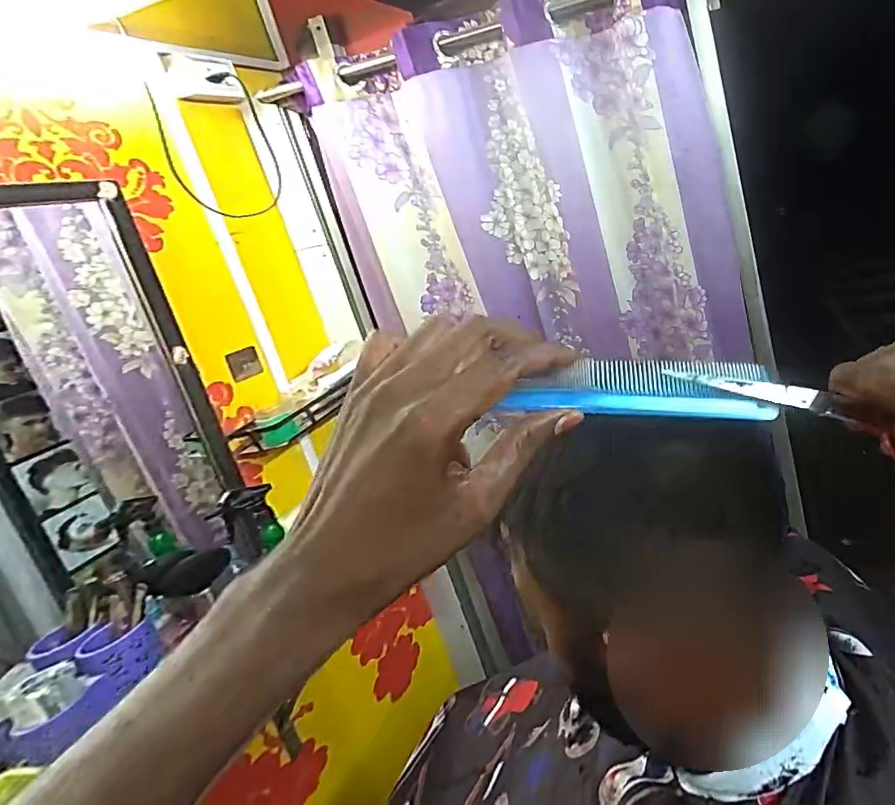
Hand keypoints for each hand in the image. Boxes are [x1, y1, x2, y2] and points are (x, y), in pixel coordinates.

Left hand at [287, 315, 579, 616]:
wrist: (322, 567)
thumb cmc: (403, 547)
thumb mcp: (474, 507)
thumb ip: (521, 449)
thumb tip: (567, 413)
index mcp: (432, 420)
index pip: (502, 365)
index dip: (544, 357)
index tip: (572, 362)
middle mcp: (402, 387)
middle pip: (473, 332)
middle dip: (517, 340)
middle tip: (543, 364)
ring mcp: (374, 381)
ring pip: (438, 328)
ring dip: (478, 338)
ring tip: (502, 364)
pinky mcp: (357, 387)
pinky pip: (397, 341)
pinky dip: (428, 343)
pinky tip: (442, 368)